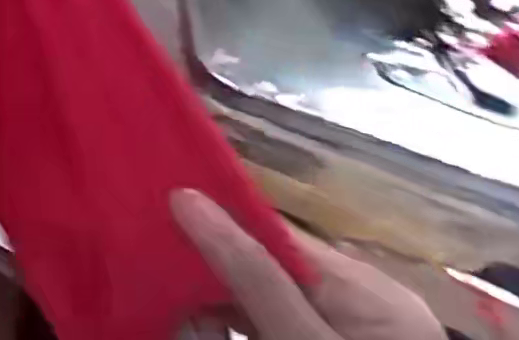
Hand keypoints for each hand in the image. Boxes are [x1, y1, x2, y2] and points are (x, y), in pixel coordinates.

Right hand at [172, 190, 445, 339]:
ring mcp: (342, 337)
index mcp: (364, 287)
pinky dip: (227, 324)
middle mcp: (358, 304)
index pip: (269, 228)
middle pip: (260, 262)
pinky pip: (264, 324)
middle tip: (158, 282)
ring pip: (256, 297)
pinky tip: (196, 329)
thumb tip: (184, 193)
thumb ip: (249, 272)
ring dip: (211, 306)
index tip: (154, 220)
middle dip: (206, 273)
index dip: (212, 219)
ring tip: (175, 316)